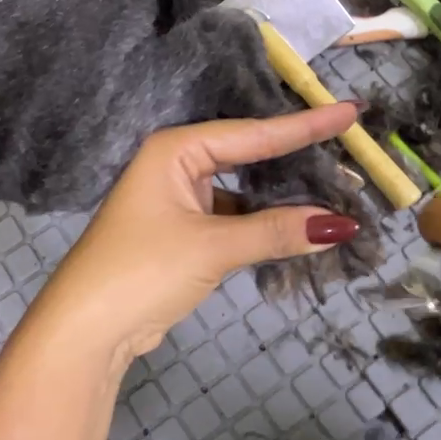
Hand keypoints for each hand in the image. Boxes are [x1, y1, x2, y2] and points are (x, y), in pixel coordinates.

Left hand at [30, 104, 360, 367]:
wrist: (87, 327)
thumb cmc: (142, 270)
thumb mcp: (211, 247)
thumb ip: (275, 232)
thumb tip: (340, 224)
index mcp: (175, 150)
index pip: (252, 133)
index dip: (303, 125)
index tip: (349, 111)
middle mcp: (176, 165)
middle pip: (248, 156)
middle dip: (298, 160)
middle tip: (353, 154)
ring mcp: (178, 199)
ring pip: (243, 190)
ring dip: (283, 199)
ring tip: (338, 195)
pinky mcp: (183, 232)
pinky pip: (234, 218)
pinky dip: (264, 225)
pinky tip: (300, 230)